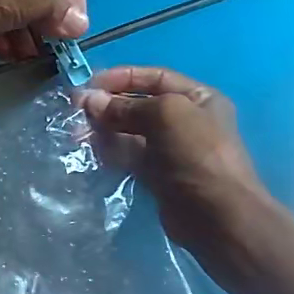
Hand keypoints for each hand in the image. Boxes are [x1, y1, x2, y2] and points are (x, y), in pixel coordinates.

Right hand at [78, 67, 268, 249]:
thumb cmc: (197, 155)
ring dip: (105, 130)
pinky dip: (112, 152)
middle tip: (76, 112)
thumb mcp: (165, 116)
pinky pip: (130, 157)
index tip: (89, 84)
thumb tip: (89, 100)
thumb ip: (126, 106)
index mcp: (198, 98)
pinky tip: (92, 151)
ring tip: (78, 134)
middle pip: (140, 105)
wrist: (217, 216)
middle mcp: (186, 121)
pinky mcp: (159, 176)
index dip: (122, 77)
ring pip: (131, 133)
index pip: (155, 77)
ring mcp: (172, 150)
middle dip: (109, 105)